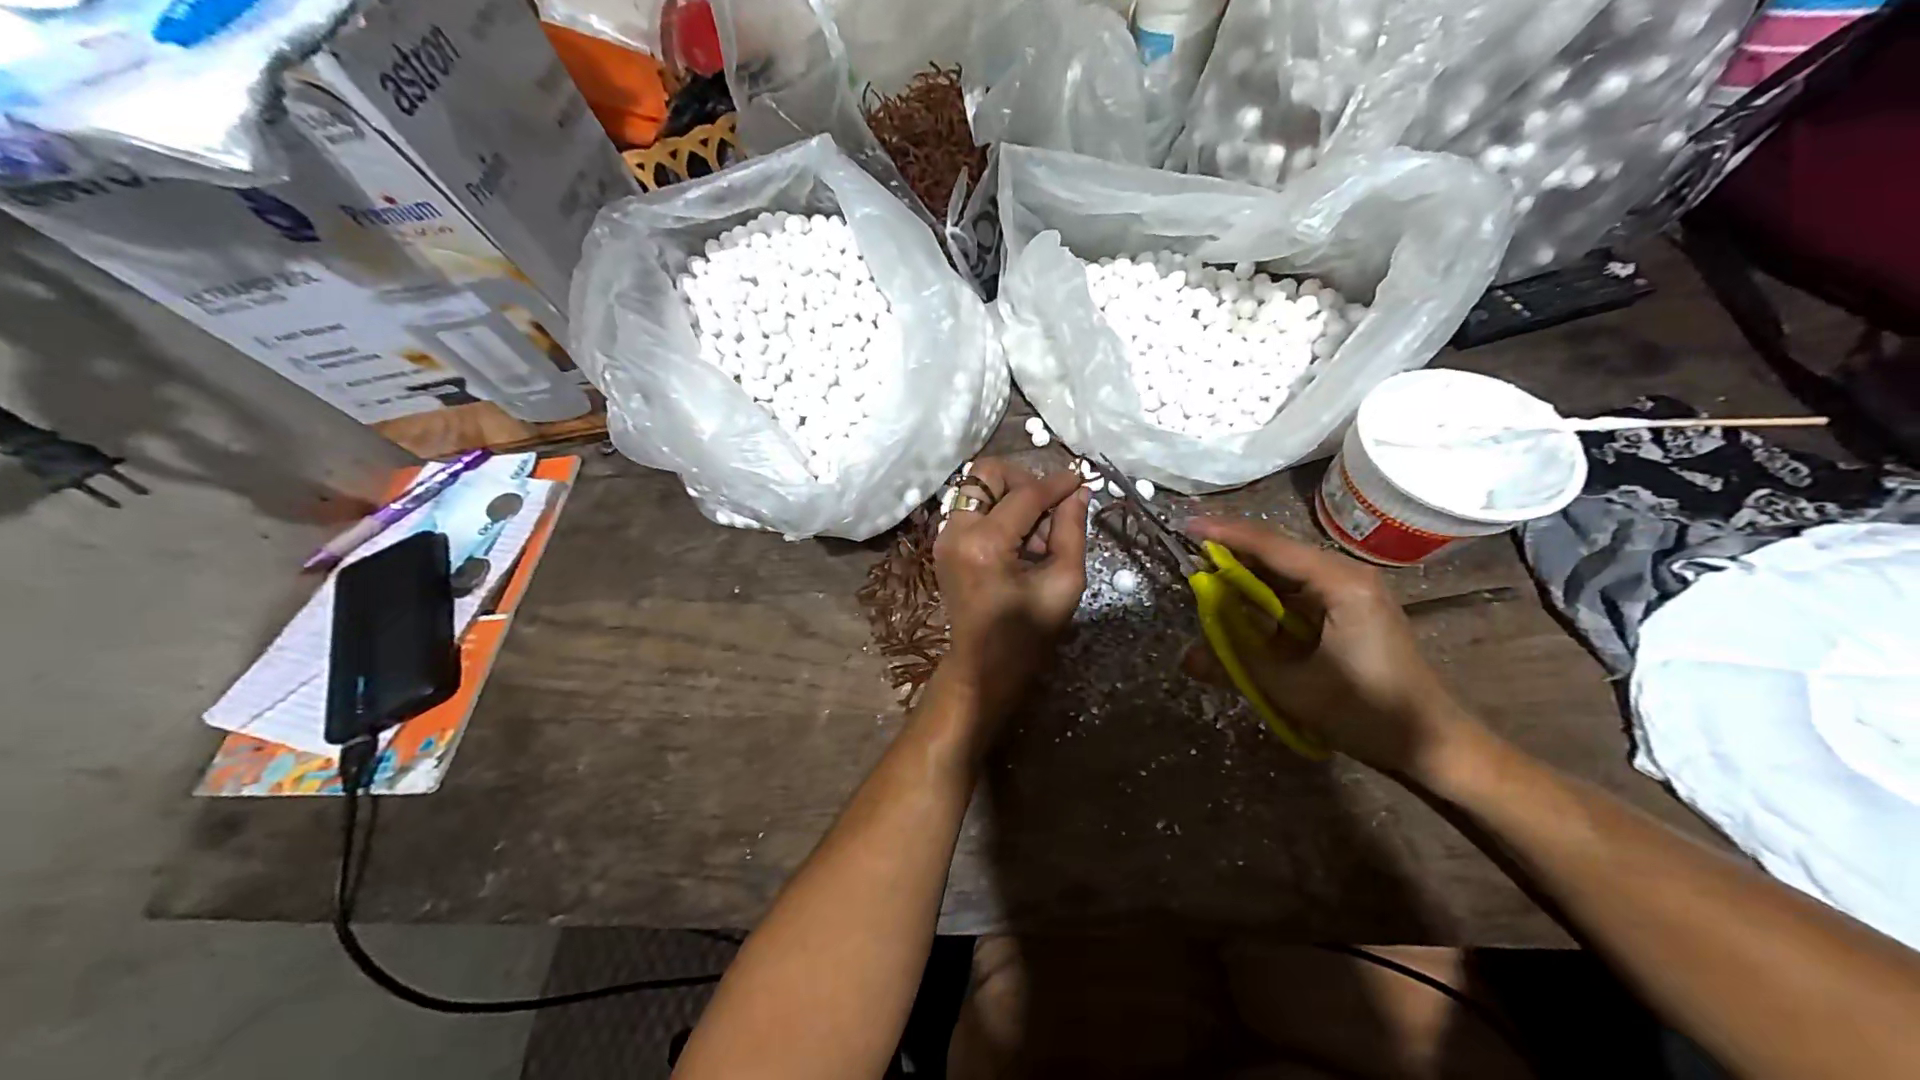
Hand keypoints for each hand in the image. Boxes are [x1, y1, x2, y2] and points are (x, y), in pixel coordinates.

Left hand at [934, 458, 1090, 711]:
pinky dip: (997, 510)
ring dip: (1010, 496)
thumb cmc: (1028, 632)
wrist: (984, 666)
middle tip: (1049, 507)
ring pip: (977, 487)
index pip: (1025, 494)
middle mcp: (955, 532)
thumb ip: (1071, 531)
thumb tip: (1078, 492)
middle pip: (987, 473)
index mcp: (985, 545)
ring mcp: (943, 537)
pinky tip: (1018, 540)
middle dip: (1024, 480)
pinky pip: (971, 507)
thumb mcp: (1064, 583)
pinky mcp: (943, 544)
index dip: (1057, 483)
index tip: (1081, 478)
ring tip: (1036, 532)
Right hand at [1183, 519, 1484, 777]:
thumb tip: (1186, 657)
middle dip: (1231, 554)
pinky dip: (1264, 598)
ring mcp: (1349, 593)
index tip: (1186, 527)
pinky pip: (1295, 594)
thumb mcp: (1292, 688)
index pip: (1271, 546)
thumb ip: (1236, 662)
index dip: (1225, 536)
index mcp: (1340, 584)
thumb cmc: (1367, 711)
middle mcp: (1346, 576)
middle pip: (1276, 553)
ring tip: (1203, 580)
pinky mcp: (1346, 611)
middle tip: (1186, 556)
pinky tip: (1238, 607)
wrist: (1430, 743)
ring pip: (1284, 573)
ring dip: (1245, 577)